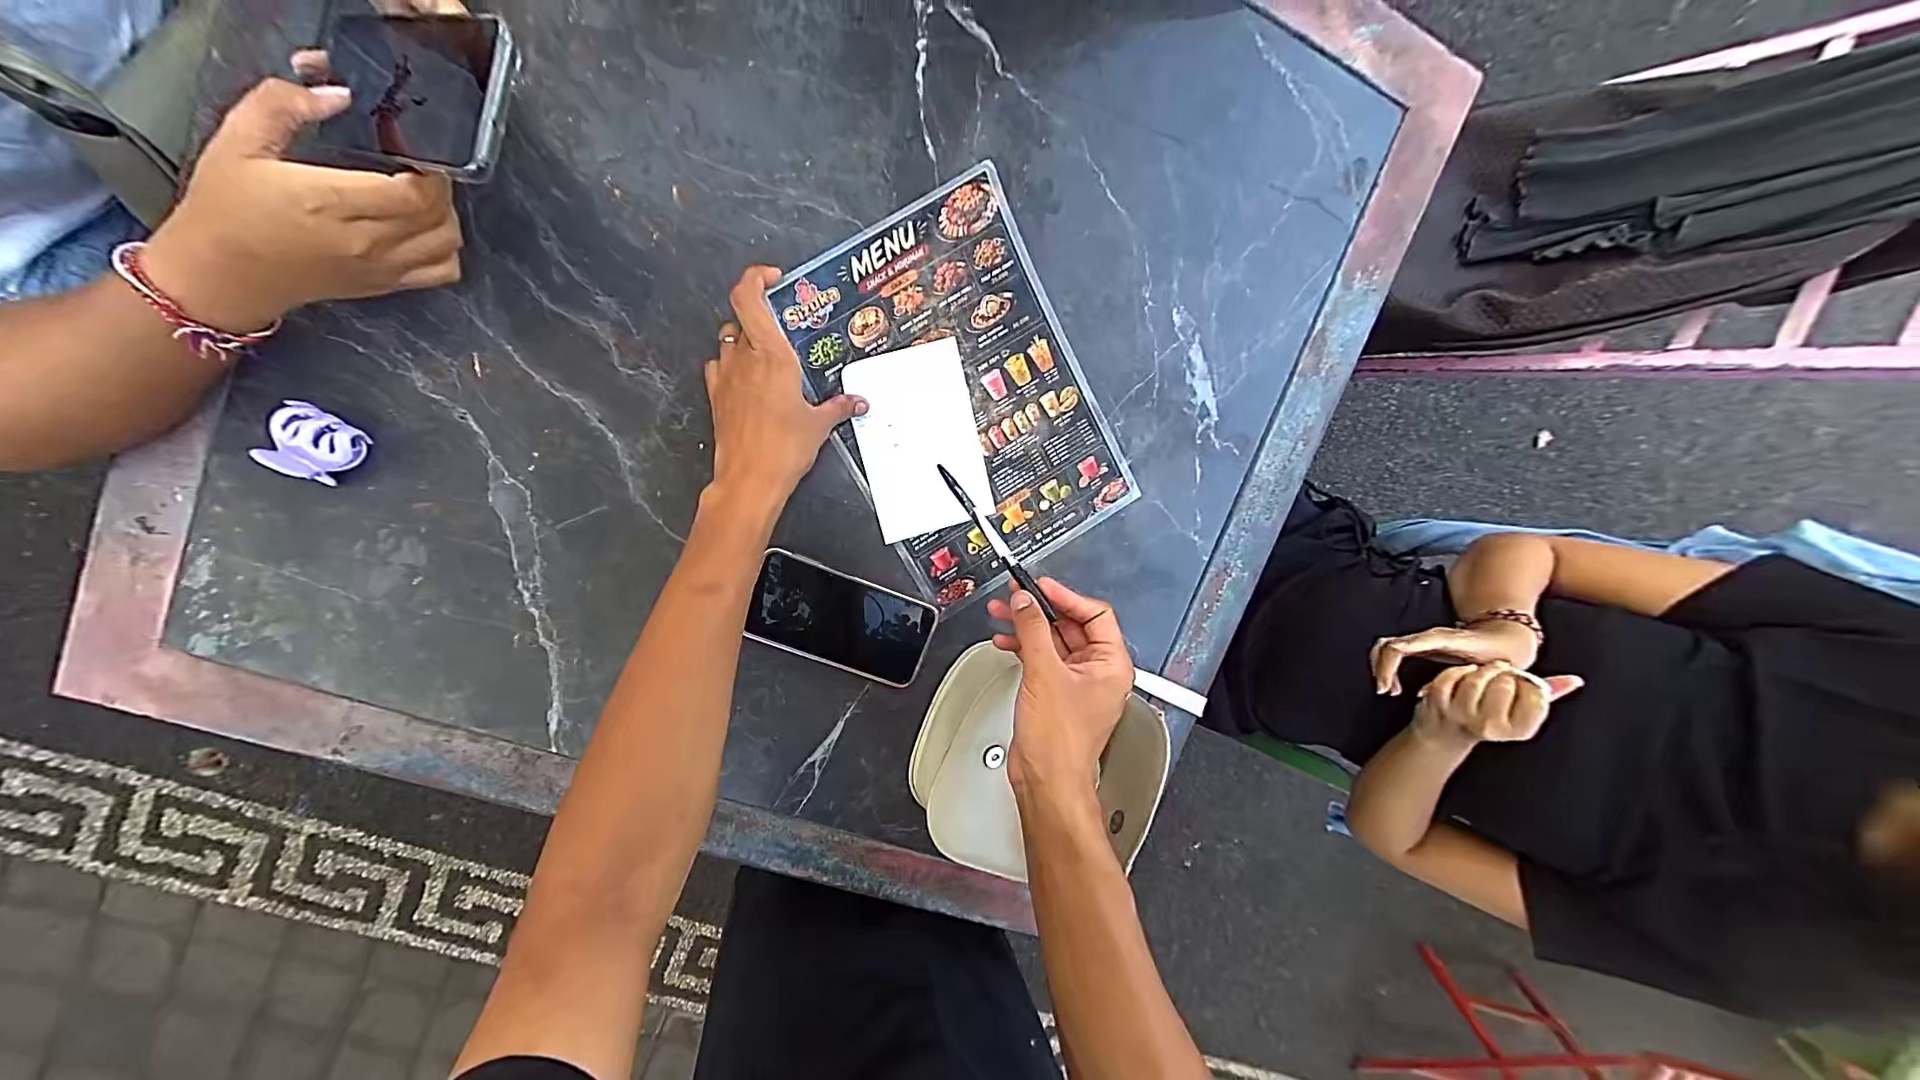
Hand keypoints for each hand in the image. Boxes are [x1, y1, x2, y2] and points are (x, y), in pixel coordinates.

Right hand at [139, 78, 462, 332]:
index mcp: (331, 203)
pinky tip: (426, 231)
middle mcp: (369, 240)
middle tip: (418, 168)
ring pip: (448, 243)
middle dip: (438, 187)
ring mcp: (386, 267)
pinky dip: (447, 250)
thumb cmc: (228, 206)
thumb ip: (281, 108)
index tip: (411, 148)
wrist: (226, 273)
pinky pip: (445, 271)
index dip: (426, 169)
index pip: (413, 192)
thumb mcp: (237, 143)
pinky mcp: (391, 285)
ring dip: (447, 217)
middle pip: (437, 215)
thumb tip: (336, 96)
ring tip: (423, 197)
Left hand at [703, 267, 866, 511]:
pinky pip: (719, 367)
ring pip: (729, 341)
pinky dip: (731, 366)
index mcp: (772, 356)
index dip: (755, 277)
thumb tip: (856, 401)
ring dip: (745, 340)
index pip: (748, 296)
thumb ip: (838, 406)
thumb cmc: (784, 449)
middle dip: (761, 316)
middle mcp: (744, 360)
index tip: (773, 278)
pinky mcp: (716, 397)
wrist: (749, 479)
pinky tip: (747, 380)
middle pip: (741, 317)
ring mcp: (726, 377)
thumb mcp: (819, 425)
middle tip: (783, 328)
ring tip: (768, 357)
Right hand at [987, 578, 1133, 795]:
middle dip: (1040, 610)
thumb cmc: (1060, 743)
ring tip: (1003, 613)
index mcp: (1111, 664)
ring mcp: (1075, 682)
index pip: (1094, 614)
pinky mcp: (1055, 692)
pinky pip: (1041, 658)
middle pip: (1071, 625)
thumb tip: (1025, 601)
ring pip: (1052, 640)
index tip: (1041, 586)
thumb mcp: (1044, 673)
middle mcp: (1097, 672)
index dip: (1066, 596)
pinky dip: (1023, 646)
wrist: (1047, 781)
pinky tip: (1006, 640)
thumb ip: (1032, 630)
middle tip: (1017, 596)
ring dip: (1027, 626)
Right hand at [1371, 619, 1540, 696]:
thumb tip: (1424, 694)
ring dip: (1381, 668)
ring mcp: (1421, 639)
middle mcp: (1425, 637)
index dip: (1387, 668)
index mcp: (1438, 639)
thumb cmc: (1500, 652)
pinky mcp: (1420, 644)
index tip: (1387, 689)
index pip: (1398, 648)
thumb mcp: (1485, 669)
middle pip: (1386, 645)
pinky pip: (1393, 652)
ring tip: (1390, 688)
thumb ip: (1457, 682)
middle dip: (1379, 669)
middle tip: (1385, 690)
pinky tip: (1397, 683)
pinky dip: (1388, 667)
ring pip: (1386, 647)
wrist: (1507, 635)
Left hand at [1412, 662, 1581, 745]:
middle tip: (1499, 675)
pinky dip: (1457, 670)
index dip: (1529, 681)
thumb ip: (1547, 694)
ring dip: (1480, 670)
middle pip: (1505, 682)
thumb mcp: (1520, 711)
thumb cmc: (1487, 719)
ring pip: (1477, 678)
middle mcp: (1490, 726)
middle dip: (1503, 673)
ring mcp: (1461, 715)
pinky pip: (1451, 675)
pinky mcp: (1437, 703)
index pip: (1537, 694)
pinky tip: (1462, 675)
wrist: (1444, 735)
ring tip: (1483, 674)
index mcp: (1519, 730)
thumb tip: (1574, 680)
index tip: (1521, 683)